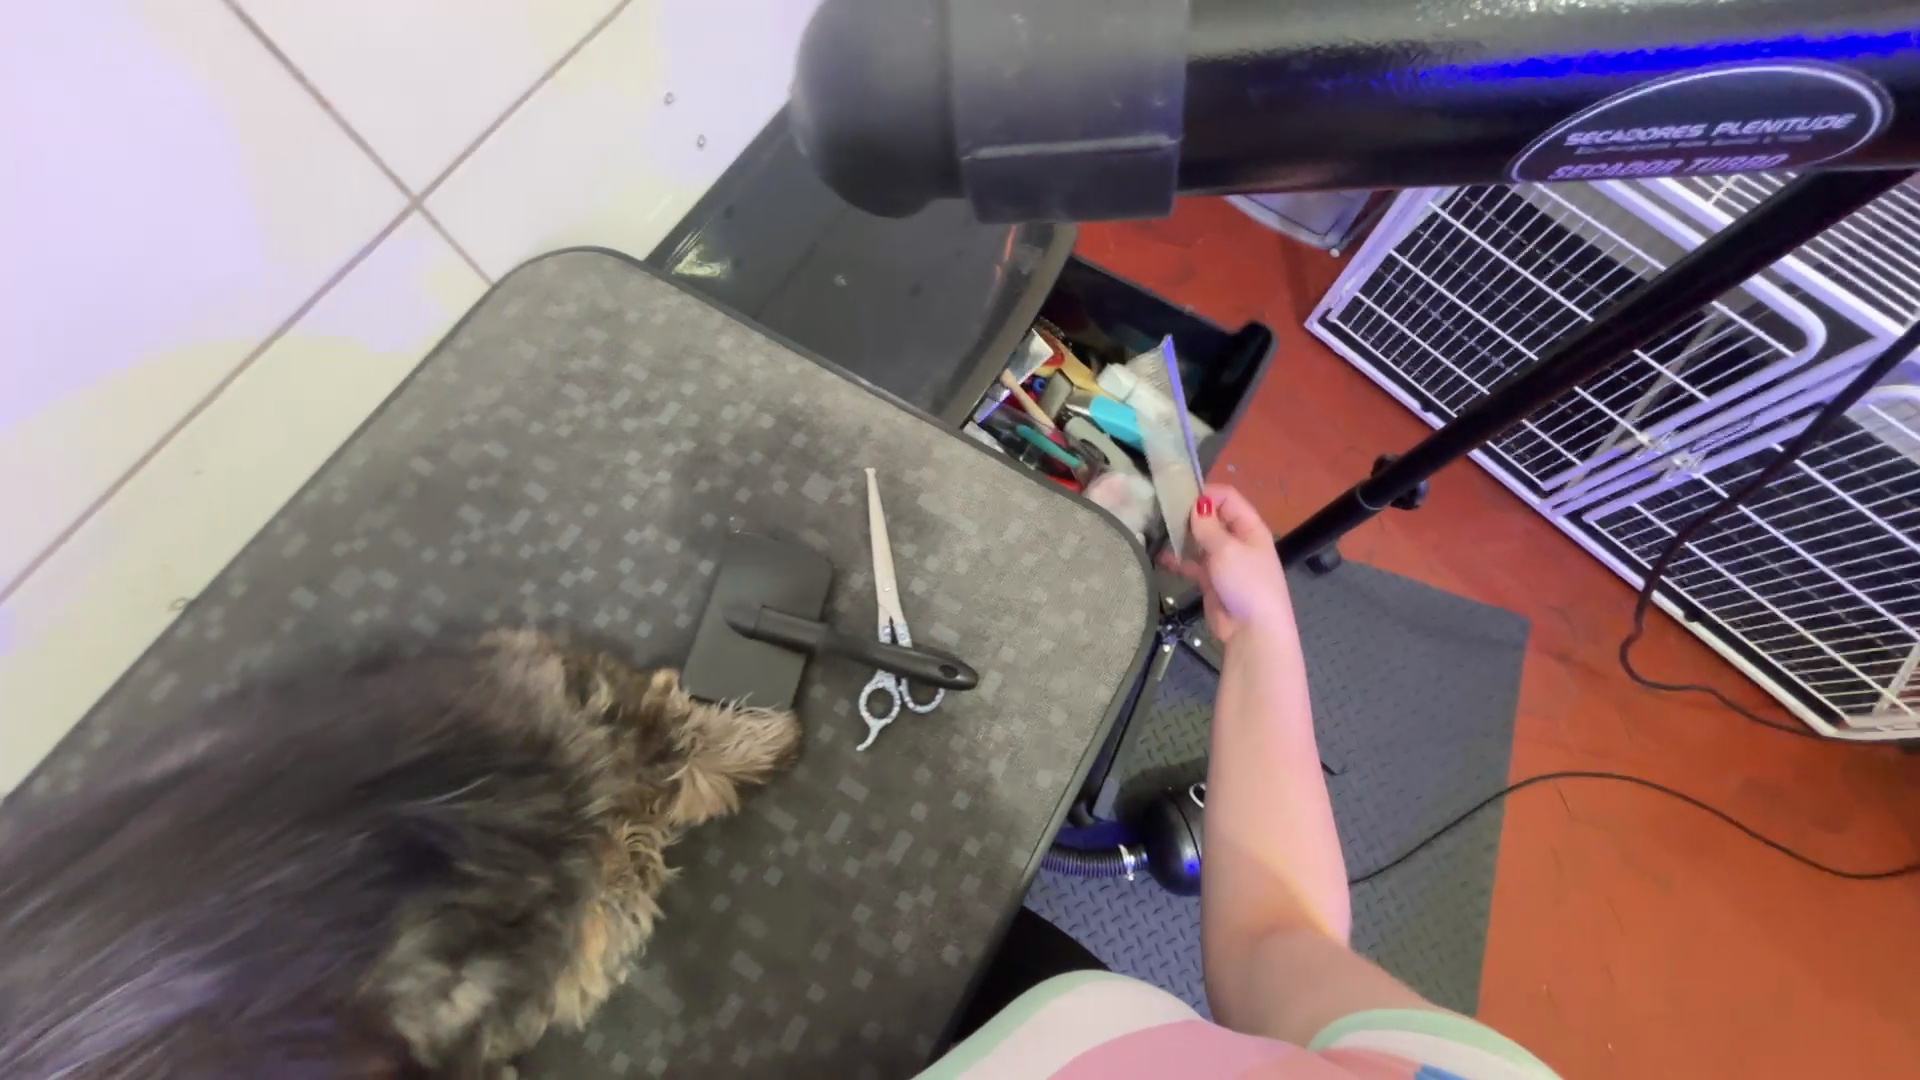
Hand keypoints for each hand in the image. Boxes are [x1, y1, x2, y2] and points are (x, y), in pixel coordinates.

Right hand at [1161, 485, 1292, 645]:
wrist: (1252, 630)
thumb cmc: (1246, 583)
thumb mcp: (1227, 550)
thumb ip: (1208, 526)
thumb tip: (1197, 505)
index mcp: (1250, 527)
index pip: (1228, 498)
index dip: (1206, 494)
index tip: (1179, 496)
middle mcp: (1237, 539)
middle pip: (1212, 517)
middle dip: (1189, 514)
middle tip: (1162, 512)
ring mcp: (1223, 559)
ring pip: (1199, 540)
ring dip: (1181, 537)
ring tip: (1158, 532)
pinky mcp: (1211, 578)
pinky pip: (1192, 562)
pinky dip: (1178, 559)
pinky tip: (1161, 557)